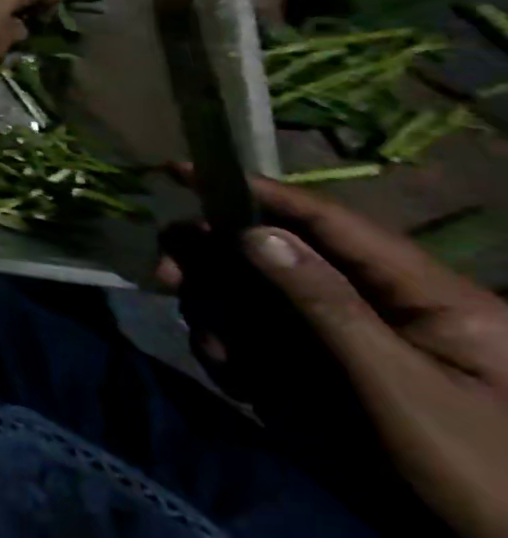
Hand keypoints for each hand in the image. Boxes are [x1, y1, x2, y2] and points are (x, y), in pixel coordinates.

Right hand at [162, 178, 507, 537]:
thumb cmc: (475, 470)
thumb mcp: (396, 386)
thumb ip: (324, 303)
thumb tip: (253, 233)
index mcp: (431, 297)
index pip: (330, 222)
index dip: (256, 191)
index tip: (180, 171)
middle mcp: (394, 306)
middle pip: (280, 257)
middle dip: (216, 267)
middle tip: (165, 278)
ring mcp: (363, 340)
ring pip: (262, 298)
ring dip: (223, 319)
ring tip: (220, 358)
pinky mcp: (339, 370)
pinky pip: (269, 339)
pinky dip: (239, 352)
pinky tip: (238, 379)